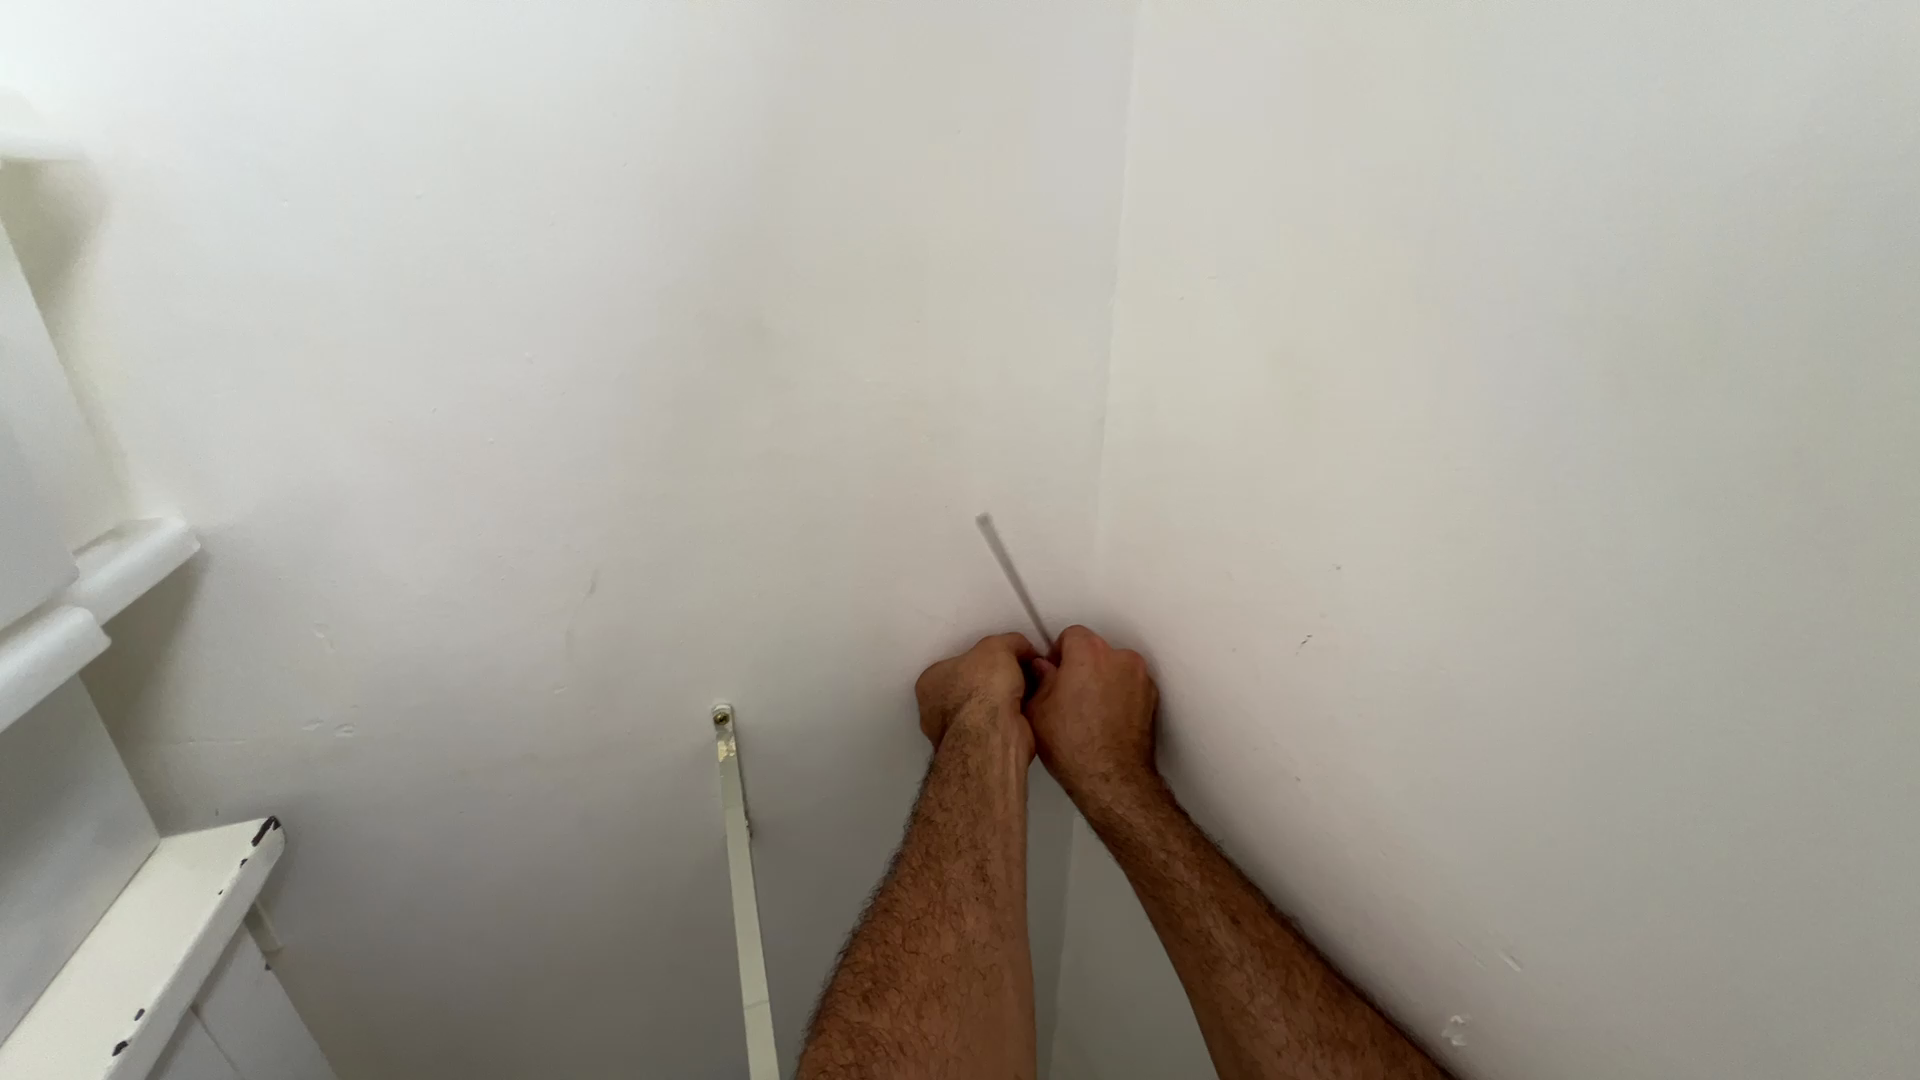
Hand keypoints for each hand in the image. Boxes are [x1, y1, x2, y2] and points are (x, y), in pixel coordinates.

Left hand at [915, 633, 1038, 756]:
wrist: (994, 733)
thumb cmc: (983, 687)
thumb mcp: (998, 646)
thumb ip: (1009, 642)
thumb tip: (1022, 648)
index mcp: (930, 683)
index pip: (956, 665)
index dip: (983, 660)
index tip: (1005, 659)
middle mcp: (937, 711)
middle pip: (971, 688)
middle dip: (995, 682)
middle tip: (1020, 675)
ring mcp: (955, 736)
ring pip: (984, 711)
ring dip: (1006, 702)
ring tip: (1030, 692)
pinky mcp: (977, 752)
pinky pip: (998, 729)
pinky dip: (1012, 720)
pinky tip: (1028, 711)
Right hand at [1025, 625, 1159, 806]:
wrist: (1111, 779)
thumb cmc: (1076, 747)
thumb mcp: (1037, 710)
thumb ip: (1039, 680)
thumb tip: (1043, 671)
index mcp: (1088, 653)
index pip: (1071, 635)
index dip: (1058, 655)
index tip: (1053, 673)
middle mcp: (1119, 659)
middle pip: (1094, 650)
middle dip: (1081, 666)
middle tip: (1067, 693)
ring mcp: (1139, 678)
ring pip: (1113, 668)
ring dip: (1102, 680)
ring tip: (1088, 710)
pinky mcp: (1151, 698)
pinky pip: (1129, 686)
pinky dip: (1119, 696)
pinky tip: (1104, 719)